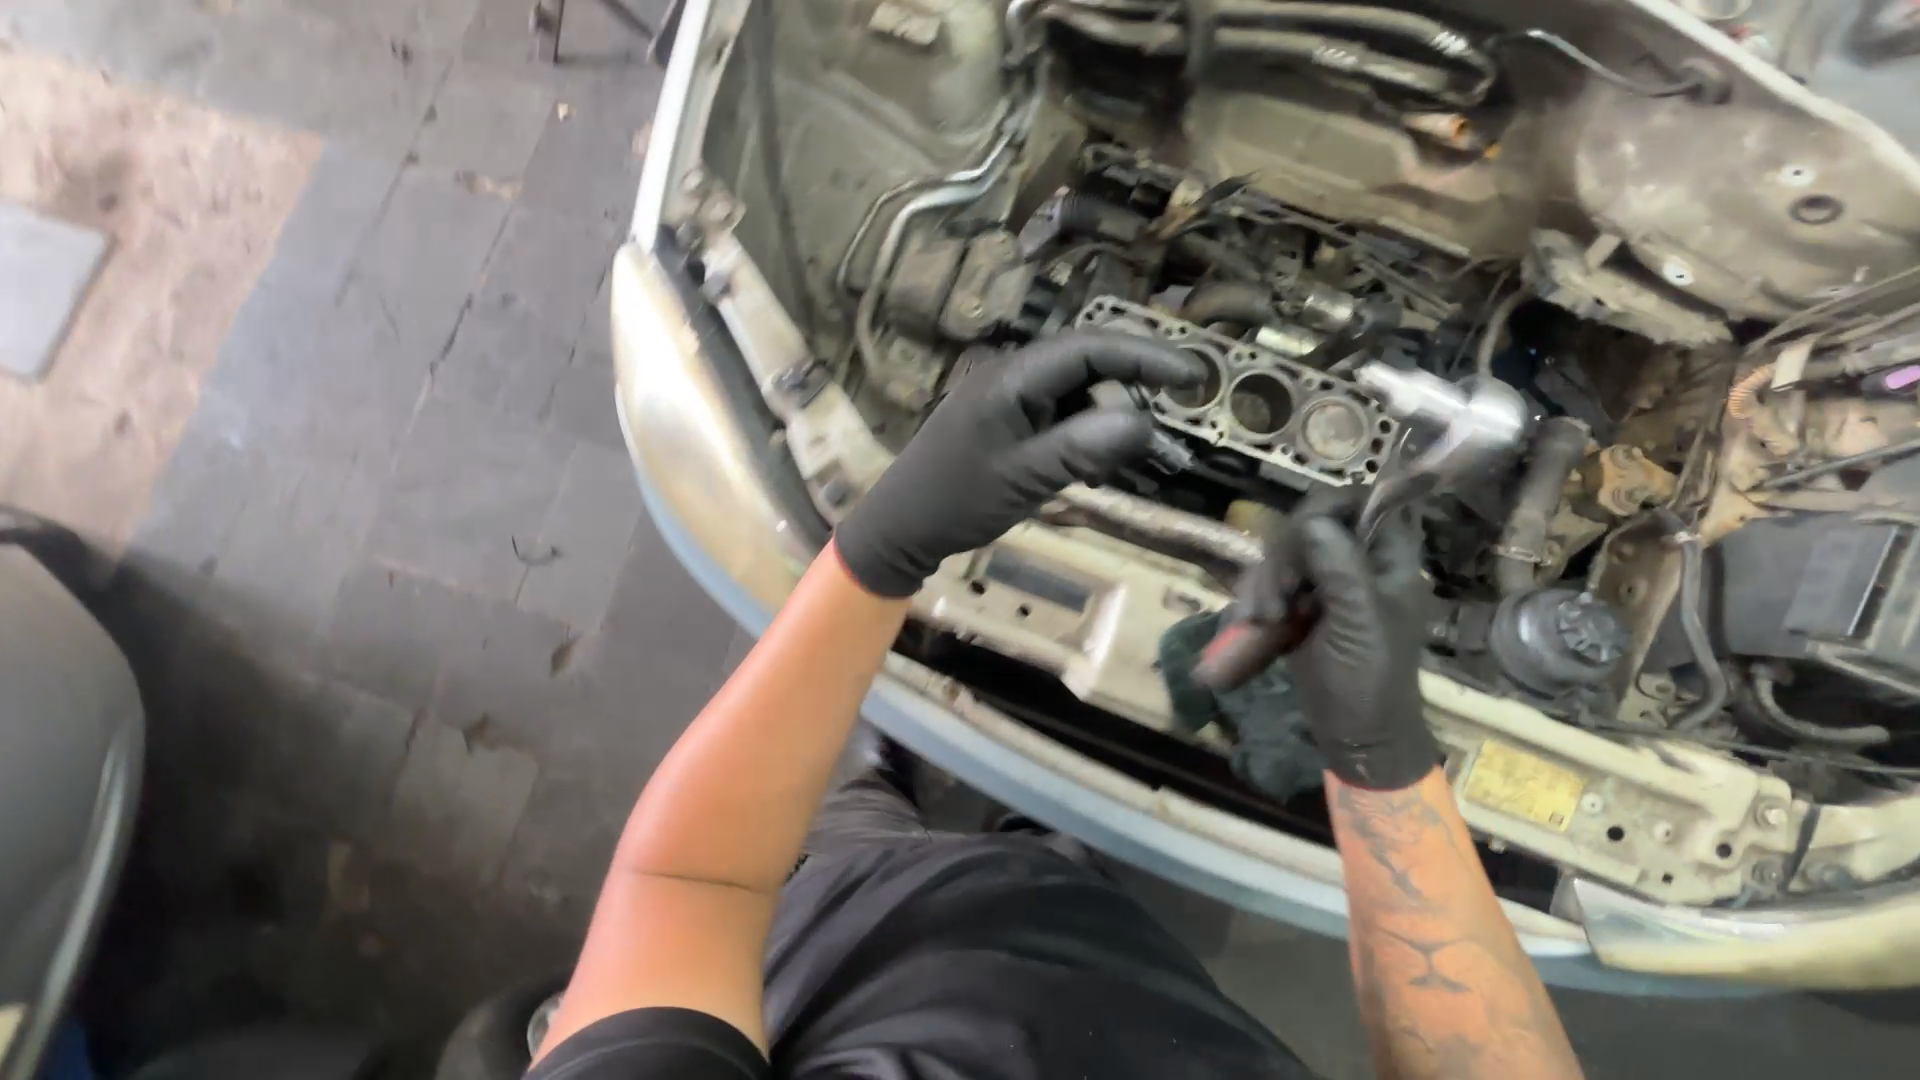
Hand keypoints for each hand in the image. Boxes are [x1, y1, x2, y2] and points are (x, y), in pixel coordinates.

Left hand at [833, 331, 1201, 597]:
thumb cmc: (956, 501)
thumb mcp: (1024, 477)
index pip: (1090, 348)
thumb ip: (1084, 446)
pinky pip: (1057, 419)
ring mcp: (1008, 399)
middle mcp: (1012, 376)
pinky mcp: (1007, 422)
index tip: (1193, 378)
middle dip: (1126, 399)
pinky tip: (1087, 472)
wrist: (901, 527)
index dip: (1146, 356)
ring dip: (1104, 425)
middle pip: (1087, 370)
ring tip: (1112, 468)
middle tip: (1151, 446)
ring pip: (1076, 397)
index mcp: (1011, 376)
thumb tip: (1144, 420)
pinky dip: (1081, 440)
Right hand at [1238, 489, 1436, 789]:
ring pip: (1285, 556)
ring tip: (1262, 619)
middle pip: (1313, 527)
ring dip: (1265, 582)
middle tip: (1278, 594)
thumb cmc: (1369, 682)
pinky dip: (1256, 599)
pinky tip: (1253, 623)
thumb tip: (1313, 519)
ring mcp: (1326, 587)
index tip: (1304, 529)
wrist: (1356, 736)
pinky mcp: (1299, 607)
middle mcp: (1357, 566)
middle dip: (1285, 557)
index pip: (1371, 505)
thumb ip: (1340, 567)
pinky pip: (1270, 583)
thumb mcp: (1358, 623)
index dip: (1336, 505)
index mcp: (1389, 563)